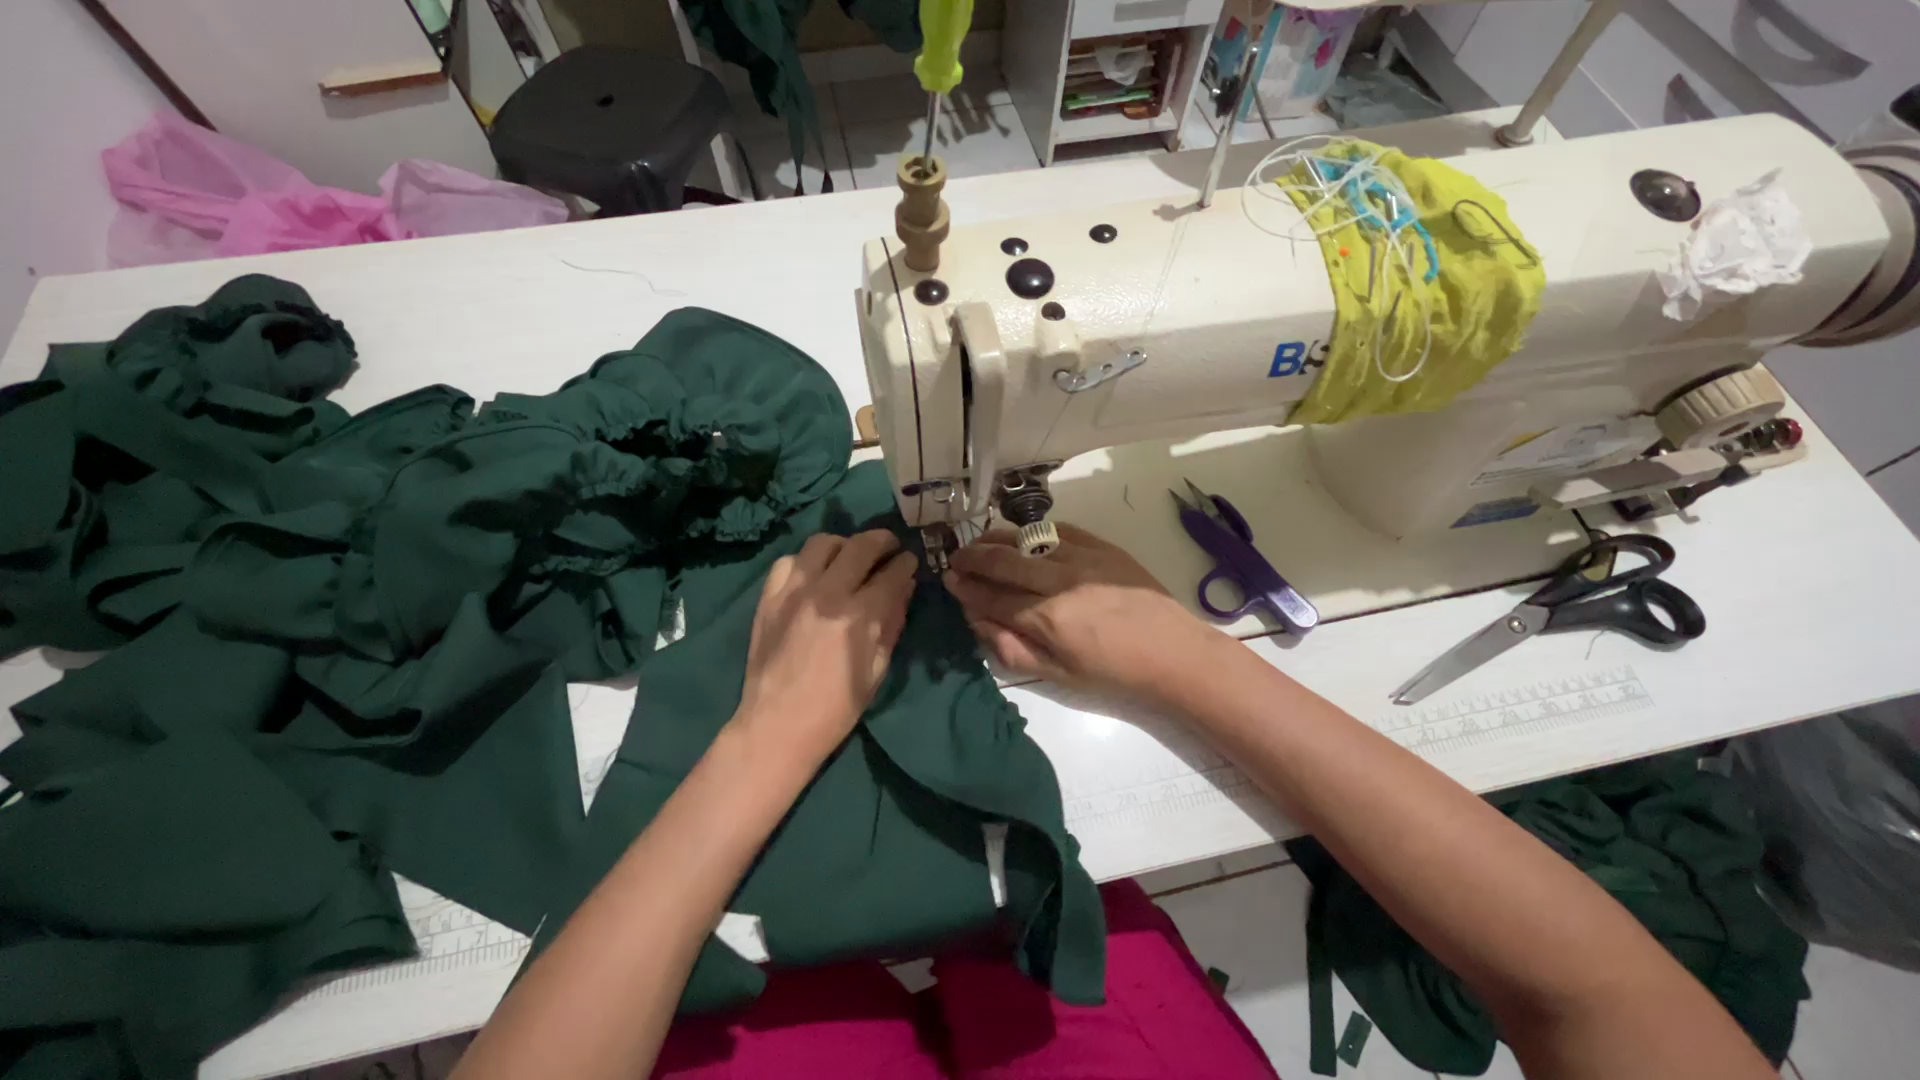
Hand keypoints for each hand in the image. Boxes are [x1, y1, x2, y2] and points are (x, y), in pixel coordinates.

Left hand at [733, 530, 918, 761]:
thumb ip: (892, 623)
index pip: (892, 573)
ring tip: (850, 556)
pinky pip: (788, 561)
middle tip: (889, 547)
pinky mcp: (768, 598)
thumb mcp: (877, 669)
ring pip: (823, 543)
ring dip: (844, 545)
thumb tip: (904, 588)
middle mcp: (828, 594)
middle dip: (882, 541)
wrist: (778, 725)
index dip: (906, 564)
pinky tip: (813, 574)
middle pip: (861, 546)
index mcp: (859, 616)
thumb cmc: (837, 707)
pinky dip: (805, 561)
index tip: (910, 562)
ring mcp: (793, 592)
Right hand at [943, 524, 1219, 700]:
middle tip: (956, 558)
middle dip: (972, 558)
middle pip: (1002, 561)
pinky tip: (1023, 536)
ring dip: (997, 539)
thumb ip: (1012, 649)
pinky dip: (1034, 532)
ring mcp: (1082, 559)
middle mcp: (1059, 582)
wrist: (1172, 653)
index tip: (949, 581)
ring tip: (981, 543)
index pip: (991, 598)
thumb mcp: (1058, 675)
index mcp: (1047, 619)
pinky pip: (1058, 530)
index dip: (965, 589)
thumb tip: (978, 622)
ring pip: (1026, 539)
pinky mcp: (1102, 547)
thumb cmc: (1114, 673)